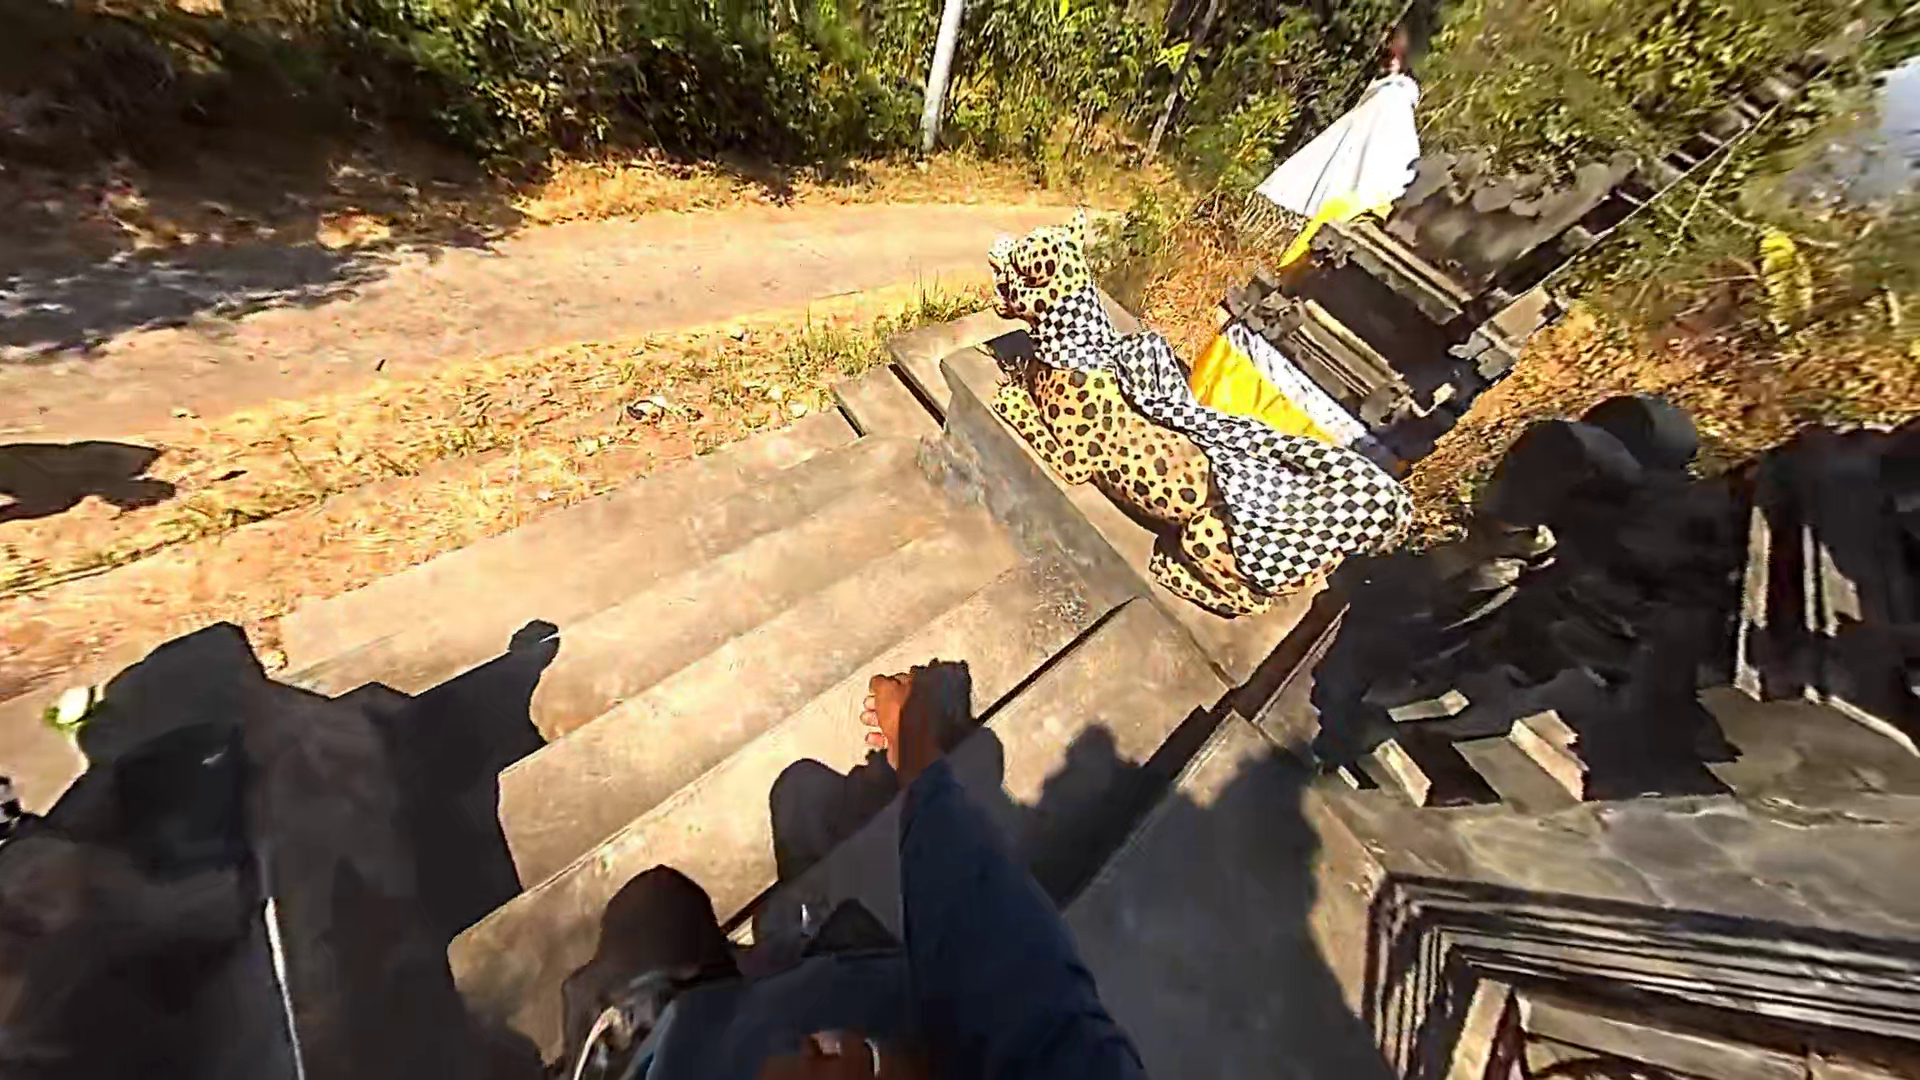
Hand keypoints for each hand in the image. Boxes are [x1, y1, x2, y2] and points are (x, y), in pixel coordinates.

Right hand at [860, 670, 943, 789]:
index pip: (899, 681)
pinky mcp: (906, 742)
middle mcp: (919, 705)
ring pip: (890, 719)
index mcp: (918, 688)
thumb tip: (875, 682)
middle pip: (894, 701)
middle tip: (867, 704)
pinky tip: (870, 736)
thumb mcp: (885, 689)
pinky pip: (889, 738)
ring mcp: (913, 725)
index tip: (873, 688)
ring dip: (875, 719)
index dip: (885, 684)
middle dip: (877, 702)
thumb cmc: (902, 711)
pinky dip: (878, 737)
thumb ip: (879, 683)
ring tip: (865, 719)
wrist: (911, 742)